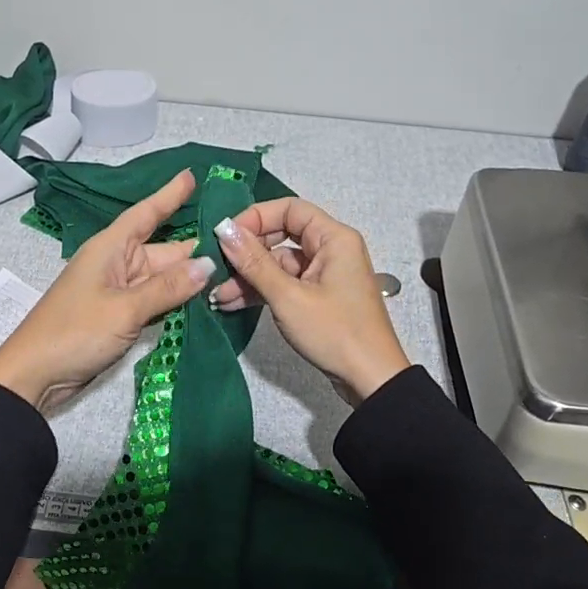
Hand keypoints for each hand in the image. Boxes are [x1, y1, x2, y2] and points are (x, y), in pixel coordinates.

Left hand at [0, 170, 215, 408]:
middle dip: (196, 250)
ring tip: (233, 273)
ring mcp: (117, 292)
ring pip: (162, 278)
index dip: (170, 195)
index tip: (193, 176)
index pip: (146, 213)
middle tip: (239, 247)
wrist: (34, 375)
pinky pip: (154, 300)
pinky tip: (203, 302)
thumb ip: (167, 288)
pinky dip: (175, 300)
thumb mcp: (125, 309)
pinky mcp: (119, 316)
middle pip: (163, 250)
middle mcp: (116, 264)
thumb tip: (207, 265)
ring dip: (189, 279)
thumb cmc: (74, 332)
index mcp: (111, 249)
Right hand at [208, 197, 409, 401]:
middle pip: (281, 235)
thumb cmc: (334, 332)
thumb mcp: (288, 297)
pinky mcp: (318, 298)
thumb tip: (224, 230)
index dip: (255, 217)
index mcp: (333, 238)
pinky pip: (285, 284)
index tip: (225, 236)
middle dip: (247, 252)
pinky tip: (232, 304)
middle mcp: (331, 249)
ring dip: (249, 278)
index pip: (289, 209)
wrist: (370, 380)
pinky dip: (261, 292)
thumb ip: (254, 262)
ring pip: (279, 264)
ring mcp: (324, 275)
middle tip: (218, 266)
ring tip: (218, 295)